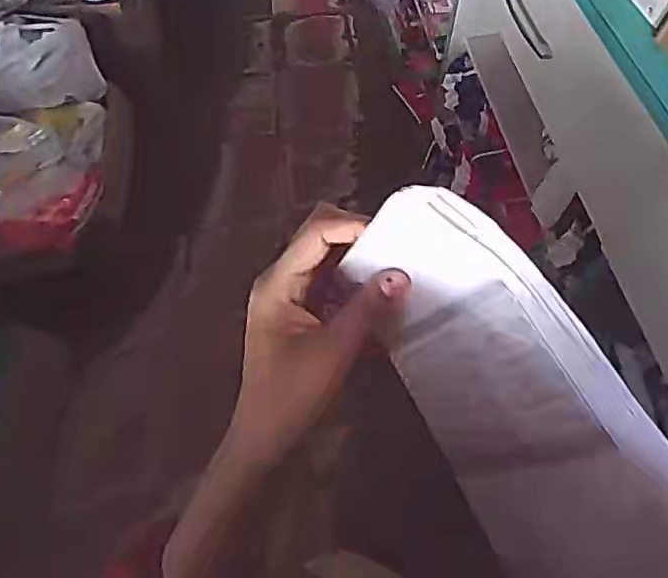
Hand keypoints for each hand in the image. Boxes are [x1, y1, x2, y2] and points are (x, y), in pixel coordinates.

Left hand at [225, 204, 410, 462]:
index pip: (316, 231)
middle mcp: (281, 279)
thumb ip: (368, 306)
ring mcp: (290, 293)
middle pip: (320, 234)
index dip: (353, 224)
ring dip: (360, 256)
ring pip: (329, 254)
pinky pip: (332, 277)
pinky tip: (379, 291)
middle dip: (358, 234)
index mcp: (278, 282)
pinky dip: (356, 278)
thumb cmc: (292, 396)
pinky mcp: (303, 309)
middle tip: (394, 244)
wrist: (265, 444)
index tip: (390, 234)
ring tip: (392, 264)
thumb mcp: (336, 348)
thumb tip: (402, 273)